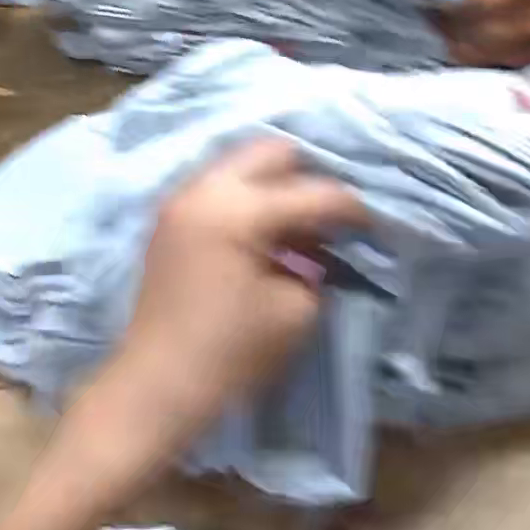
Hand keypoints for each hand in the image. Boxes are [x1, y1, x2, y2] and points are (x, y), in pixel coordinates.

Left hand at [102, 137, 368, 454]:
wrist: (158, 379)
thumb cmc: (231, 351)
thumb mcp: (295, 310)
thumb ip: (316, 263)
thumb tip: (319, 242)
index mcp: (239, 210)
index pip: (312, 191)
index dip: (351, 207)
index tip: (371, 225)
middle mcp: (205, 188)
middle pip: (268, 150)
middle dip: (306, 174)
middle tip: (328, 213)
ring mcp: (180, 198)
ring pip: (237, 162)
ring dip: (272, 182)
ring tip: (296, 222)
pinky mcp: (169, 215)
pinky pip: (215, 184)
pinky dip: (244, 195)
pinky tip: (262, 229)